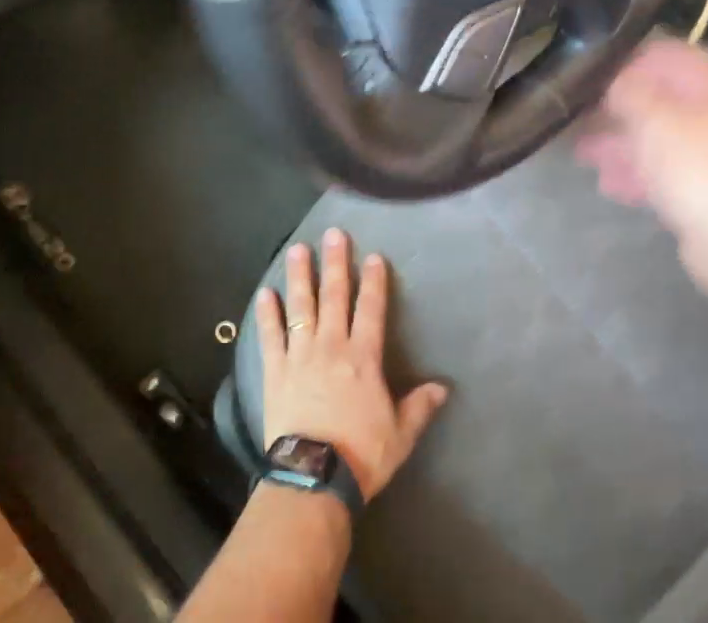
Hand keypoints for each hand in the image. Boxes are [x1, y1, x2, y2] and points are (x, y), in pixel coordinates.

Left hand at [255, 229, 449, 501]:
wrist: (315, 473)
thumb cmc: (362, 454)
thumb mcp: (401, 434)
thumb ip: (419, 407)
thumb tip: (442, 387)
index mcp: (363, 359)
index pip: (371, 310)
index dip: (374, 282)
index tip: (374, 256)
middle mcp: (331, 346)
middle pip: (335, 297)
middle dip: (336, 264)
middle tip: (334, 234)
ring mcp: (300, 354)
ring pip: (300, 306)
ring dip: (300, 276)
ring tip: (298, 249)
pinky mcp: (275, 369)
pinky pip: (270, 334)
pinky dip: (267, 313)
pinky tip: (264, 292)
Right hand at [576, 39, 707, 285]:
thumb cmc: (699, 168)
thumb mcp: (654, 119)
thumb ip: (628, 91)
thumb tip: (615, 80)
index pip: (665, 55)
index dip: (624, 62)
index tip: (587, 77)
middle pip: (662, 99)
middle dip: (618, 110)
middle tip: (579, 120)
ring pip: (662, 137)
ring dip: (623, 144)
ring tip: (587, 158)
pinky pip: (669, 170)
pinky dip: (640, 173)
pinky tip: (612, 186)